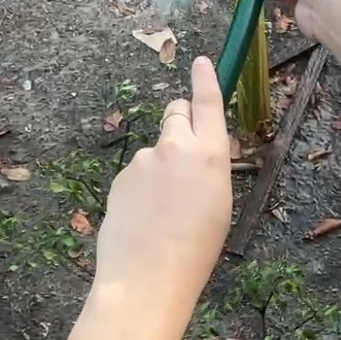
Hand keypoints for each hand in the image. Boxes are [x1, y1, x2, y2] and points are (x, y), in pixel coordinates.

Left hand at [91, 57, 232, 317]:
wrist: (147, 278)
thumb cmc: (196, 250)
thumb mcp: (219, 204)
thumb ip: (208, 169)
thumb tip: (196, 157)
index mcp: (210, 155)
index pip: (208, 103)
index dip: (205, 79)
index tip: (200, 61)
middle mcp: (176, 147)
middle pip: (175, 111)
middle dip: (179, 119)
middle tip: (182, 147)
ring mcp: (144, 160)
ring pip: (155, 150)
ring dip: (159, 166)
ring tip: (162, 210)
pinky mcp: (121, 176)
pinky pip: (136, 174)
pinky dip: (141, 188)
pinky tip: (143, 218)